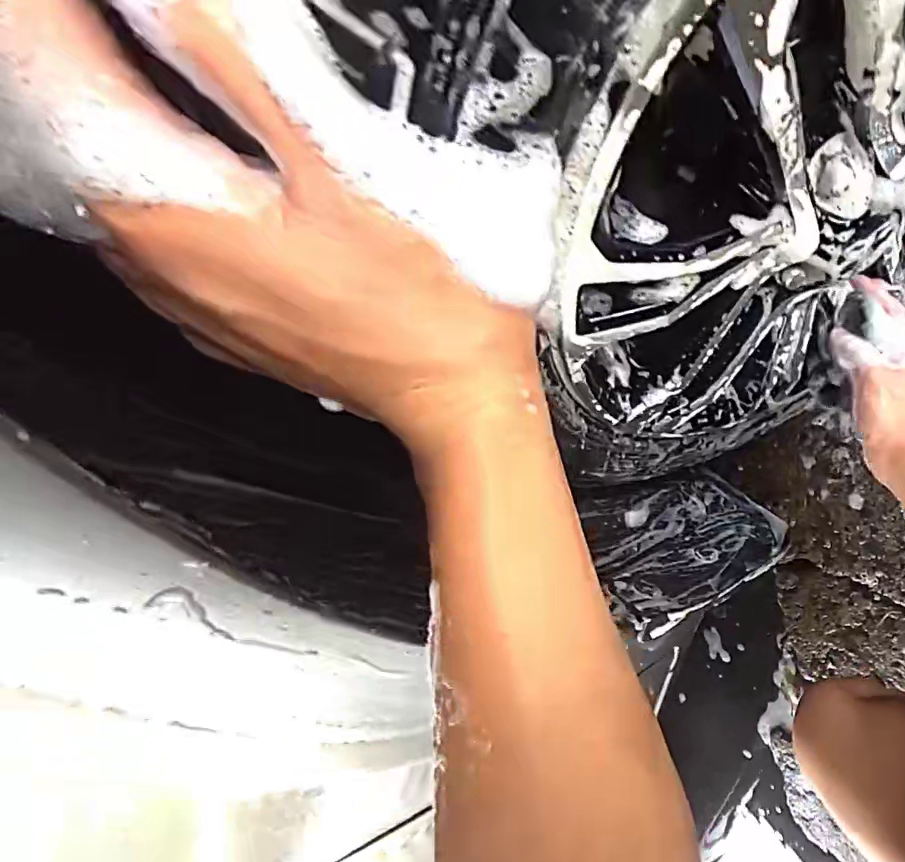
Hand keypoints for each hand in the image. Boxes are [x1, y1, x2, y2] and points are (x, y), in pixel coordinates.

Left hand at [71, 0, 539, 456]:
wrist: (469, 400)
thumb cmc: (434, 317)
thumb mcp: (355, 181)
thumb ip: (249, 78)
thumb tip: (178, 8)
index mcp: (164, 205)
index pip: (57, 59)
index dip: (85, 14)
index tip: (148, 11)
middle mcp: (153, 256)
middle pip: (97, 125)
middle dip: (136, 77)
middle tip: (198, 56)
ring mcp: (194, 301)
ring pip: (142, 190)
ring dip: (175, 148)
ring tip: (245, 140)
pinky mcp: (239, 330)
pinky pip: (188, 253)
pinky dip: (208, 216)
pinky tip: (264, 215)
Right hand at [829, 276, 904, 479]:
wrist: (896, 455)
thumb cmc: (890, 421)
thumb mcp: (871, 377)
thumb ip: (857, 351)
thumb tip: (842, 336)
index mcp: (902, 355)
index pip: (892, 315)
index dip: (878, 295)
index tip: (862, 282)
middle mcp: (898, 364)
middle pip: (887, 327)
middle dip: (873, 306)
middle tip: (857, 292)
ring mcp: (889, 378)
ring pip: (877, 344)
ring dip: (864, 327)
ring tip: (850, 315)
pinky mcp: (879, 393)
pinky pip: (868, 363)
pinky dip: (857, 351)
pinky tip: (847, 352)